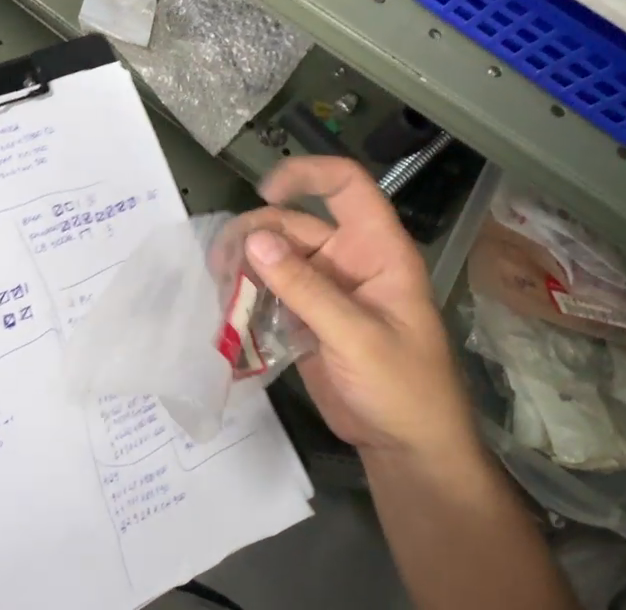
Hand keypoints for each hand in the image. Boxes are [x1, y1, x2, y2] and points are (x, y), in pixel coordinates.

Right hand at [234, 157, 473, 459]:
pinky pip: (266, 289)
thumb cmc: (404, 389)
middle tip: (222, 266)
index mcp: (377, 251)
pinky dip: (244, 294)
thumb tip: (254, 240)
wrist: (407, 450)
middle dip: (252, 237)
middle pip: (291, 224)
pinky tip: (225, 309)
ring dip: (242, 265)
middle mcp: (347, 260)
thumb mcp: (358, 338)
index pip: (348, 187)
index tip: (264, 192)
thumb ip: (305, 289)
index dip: (308, 175)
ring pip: (272, 256)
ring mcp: (323, 288)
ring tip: (219, 289)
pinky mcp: (303, 315)